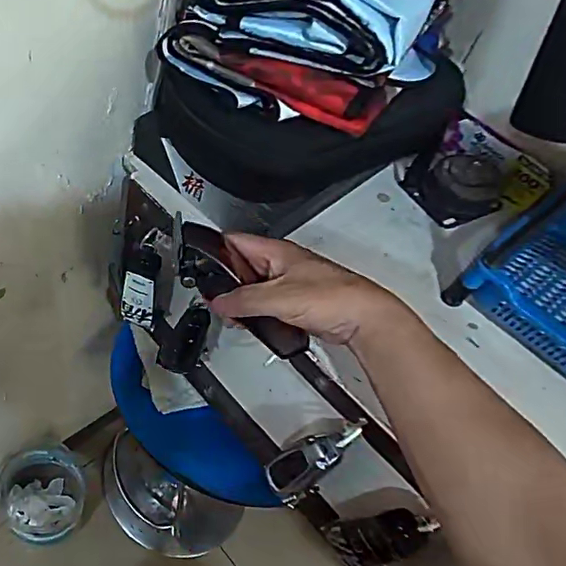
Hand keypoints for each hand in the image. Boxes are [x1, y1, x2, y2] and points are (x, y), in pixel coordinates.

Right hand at [207, 234, 414, 346]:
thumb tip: (219, 302)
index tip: (203, 267)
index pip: (235, 241)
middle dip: (229, 285)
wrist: (363, 319)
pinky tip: (260, 324)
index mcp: (277, 251)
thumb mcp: (277, 297)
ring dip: (245, 303)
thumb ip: (243, 300)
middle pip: (242, 268)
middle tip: (221, 300)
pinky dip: (260, 314)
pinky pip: (269, 305)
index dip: (216, 252)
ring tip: (240, 315)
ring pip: (255, 289)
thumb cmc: (334, 297)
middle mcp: (283, 264)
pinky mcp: (297, 303)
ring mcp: (290, 283)